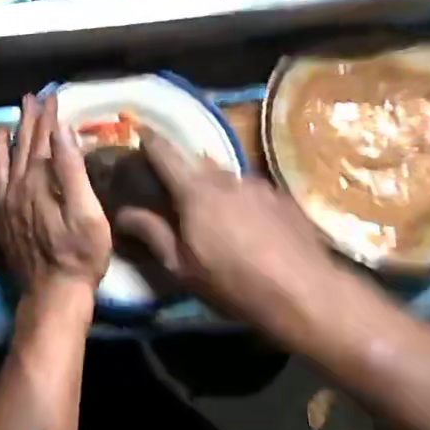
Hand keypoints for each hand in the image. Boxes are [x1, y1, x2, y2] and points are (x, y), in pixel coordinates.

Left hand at [0, 94, 112, 302]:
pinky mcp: (4, 213)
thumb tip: (63, 132)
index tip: (54, 96)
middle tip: (34, 96)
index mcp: (42, 181)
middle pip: (26, 144)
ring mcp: (9, 199)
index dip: (50, 118)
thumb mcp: (87, 213)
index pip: (46, 140)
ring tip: (17, 112)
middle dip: (32, 119)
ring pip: (10, 156)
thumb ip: (73, 171)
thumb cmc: (80, 255)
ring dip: (15, 132)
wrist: (52, 292)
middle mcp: (20, 185)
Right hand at [111, 131, 346, 336]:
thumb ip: (151, 233)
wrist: (308, 295)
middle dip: (183, 173)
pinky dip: (241, 202)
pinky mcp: (284, 199)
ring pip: (227, 178)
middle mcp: (227, 178)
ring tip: (215, 217)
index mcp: (195, 191)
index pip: (165, 152)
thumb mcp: (181, 266)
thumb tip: (122, 212)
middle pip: (197, 163)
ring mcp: (260, 186)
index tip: (139, 135)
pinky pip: (252, 192)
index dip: (149, 140)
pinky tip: (247, 228)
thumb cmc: (233, 283)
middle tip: (175, 195)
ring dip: (215, 190)